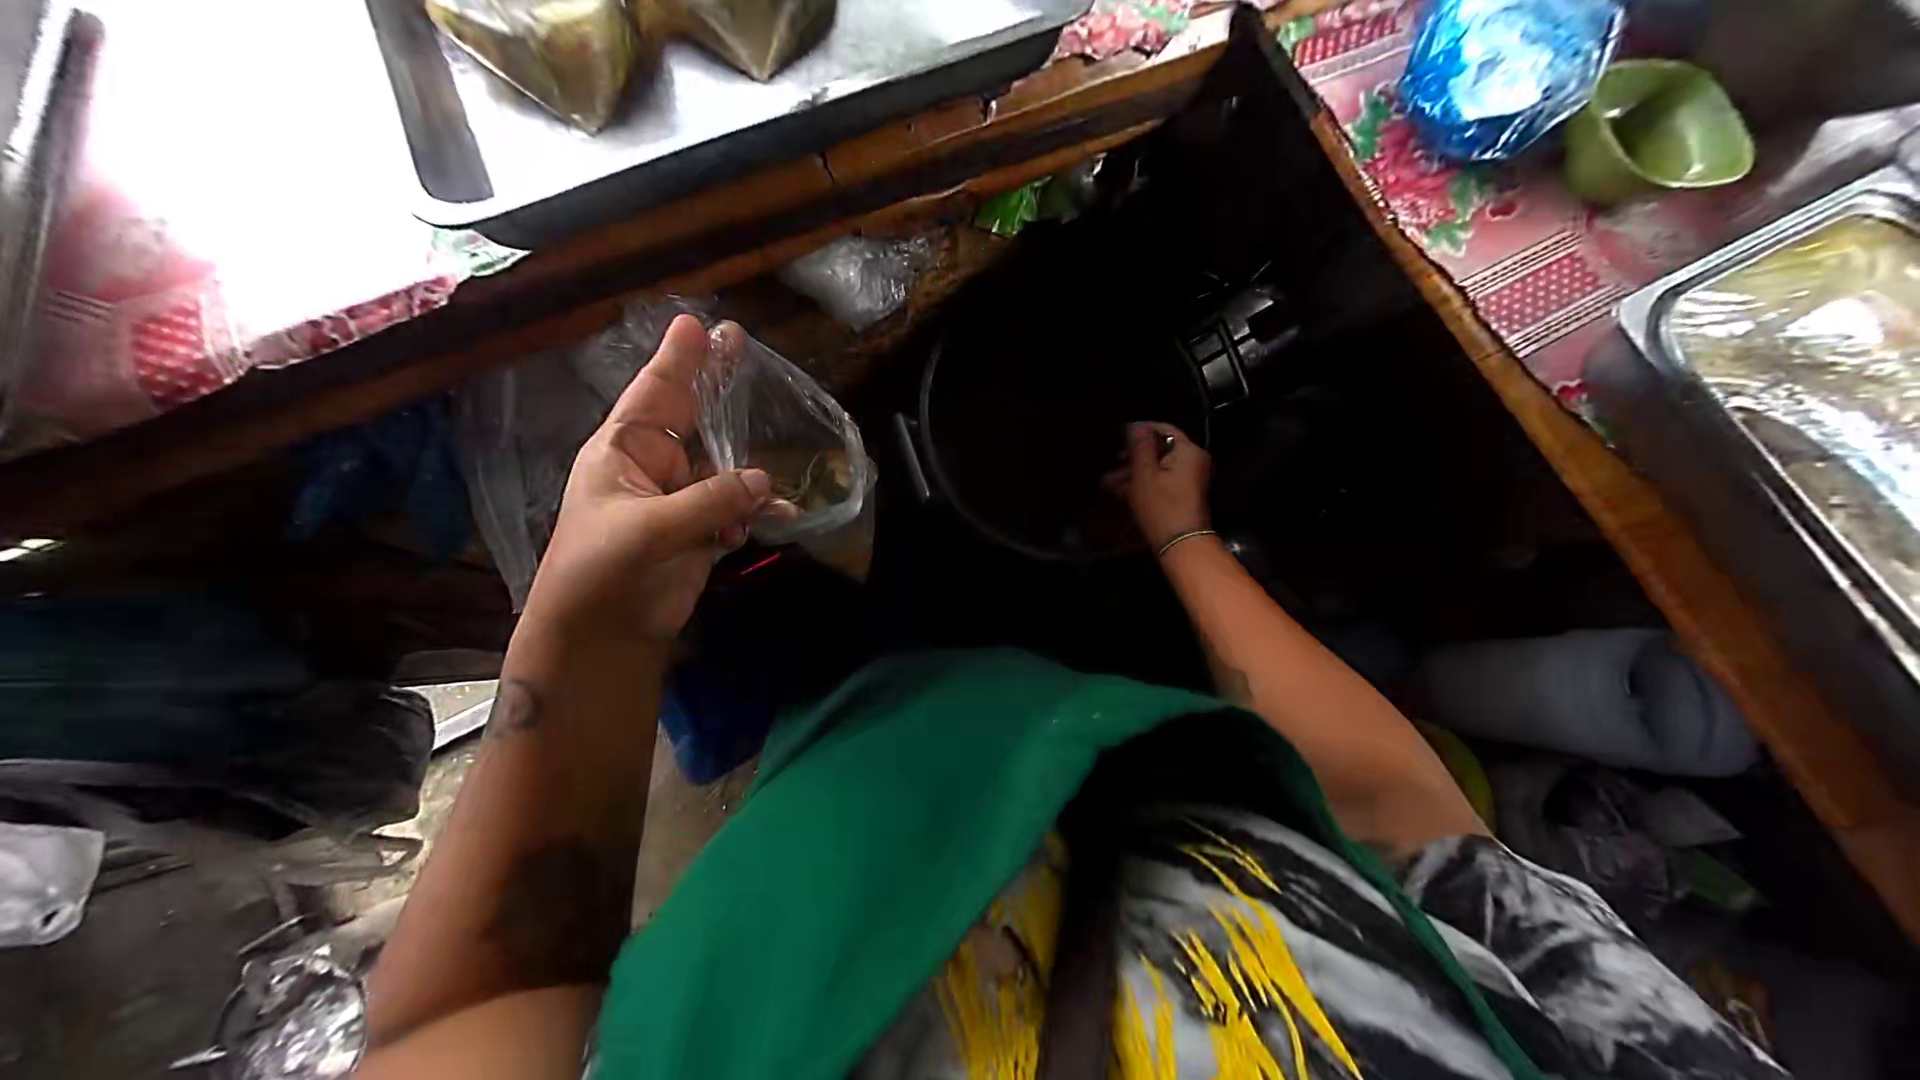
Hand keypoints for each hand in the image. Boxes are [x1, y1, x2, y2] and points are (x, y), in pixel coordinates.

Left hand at [521, 314, 774, 643]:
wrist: (603, 637)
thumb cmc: (602, 572)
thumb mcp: (649, 529)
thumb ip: (709, 500)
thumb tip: (766, 480)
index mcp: (623, 454)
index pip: (653, 396)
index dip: (677, 361)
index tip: (698, 324)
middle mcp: (654, 469)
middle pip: (693, 419)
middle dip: (717, 386)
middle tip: (741, 343)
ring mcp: (681, 501)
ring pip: (724, 468)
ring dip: (749, 462)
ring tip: (778, 441)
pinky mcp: (702, 532)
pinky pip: (738, 509)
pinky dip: (759, 510)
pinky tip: (782, 513)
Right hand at [1108, 421, 1211, 550]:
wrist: (1181, 543)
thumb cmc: (1161, 506)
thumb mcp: (1144, 474)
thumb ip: (1140, 447)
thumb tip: (1137, 426)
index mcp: (1188, 451)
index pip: (1163, 429)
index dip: (1140, 431)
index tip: (1118, 436)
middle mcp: (1194, 461)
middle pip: (1160, 450)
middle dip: (1133, 457)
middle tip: (1110, 463)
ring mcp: (1191, 478)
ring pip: (1159, 467)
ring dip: (1134, 473)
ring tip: (1108, 483)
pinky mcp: (1185, 493)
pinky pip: (1163, 480)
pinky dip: (1145, 484)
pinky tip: (1122, 492)